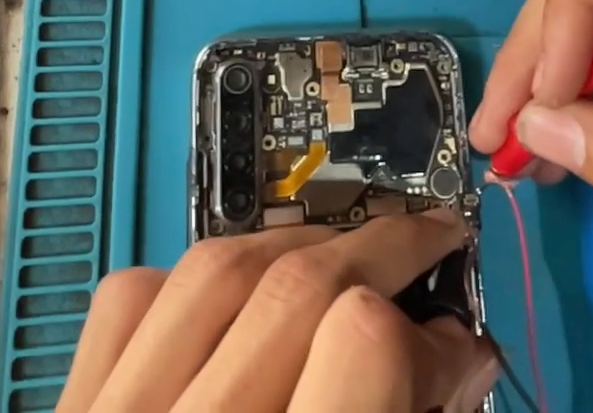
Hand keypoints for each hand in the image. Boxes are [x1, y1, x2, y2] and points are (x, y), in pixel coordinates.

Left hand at [58, 210, 498, 412]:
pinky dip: (194, 279)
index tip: (458, 340)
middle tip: (431, 241)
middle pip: (295, 289)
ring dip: (300, 248)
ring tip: (348, 256)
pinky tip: (237, 294)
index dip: (427, 334)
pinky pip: (132, 301)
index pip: (358, 343)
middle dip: (384, 247)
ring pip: (216, 269)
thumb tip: (459, 350)